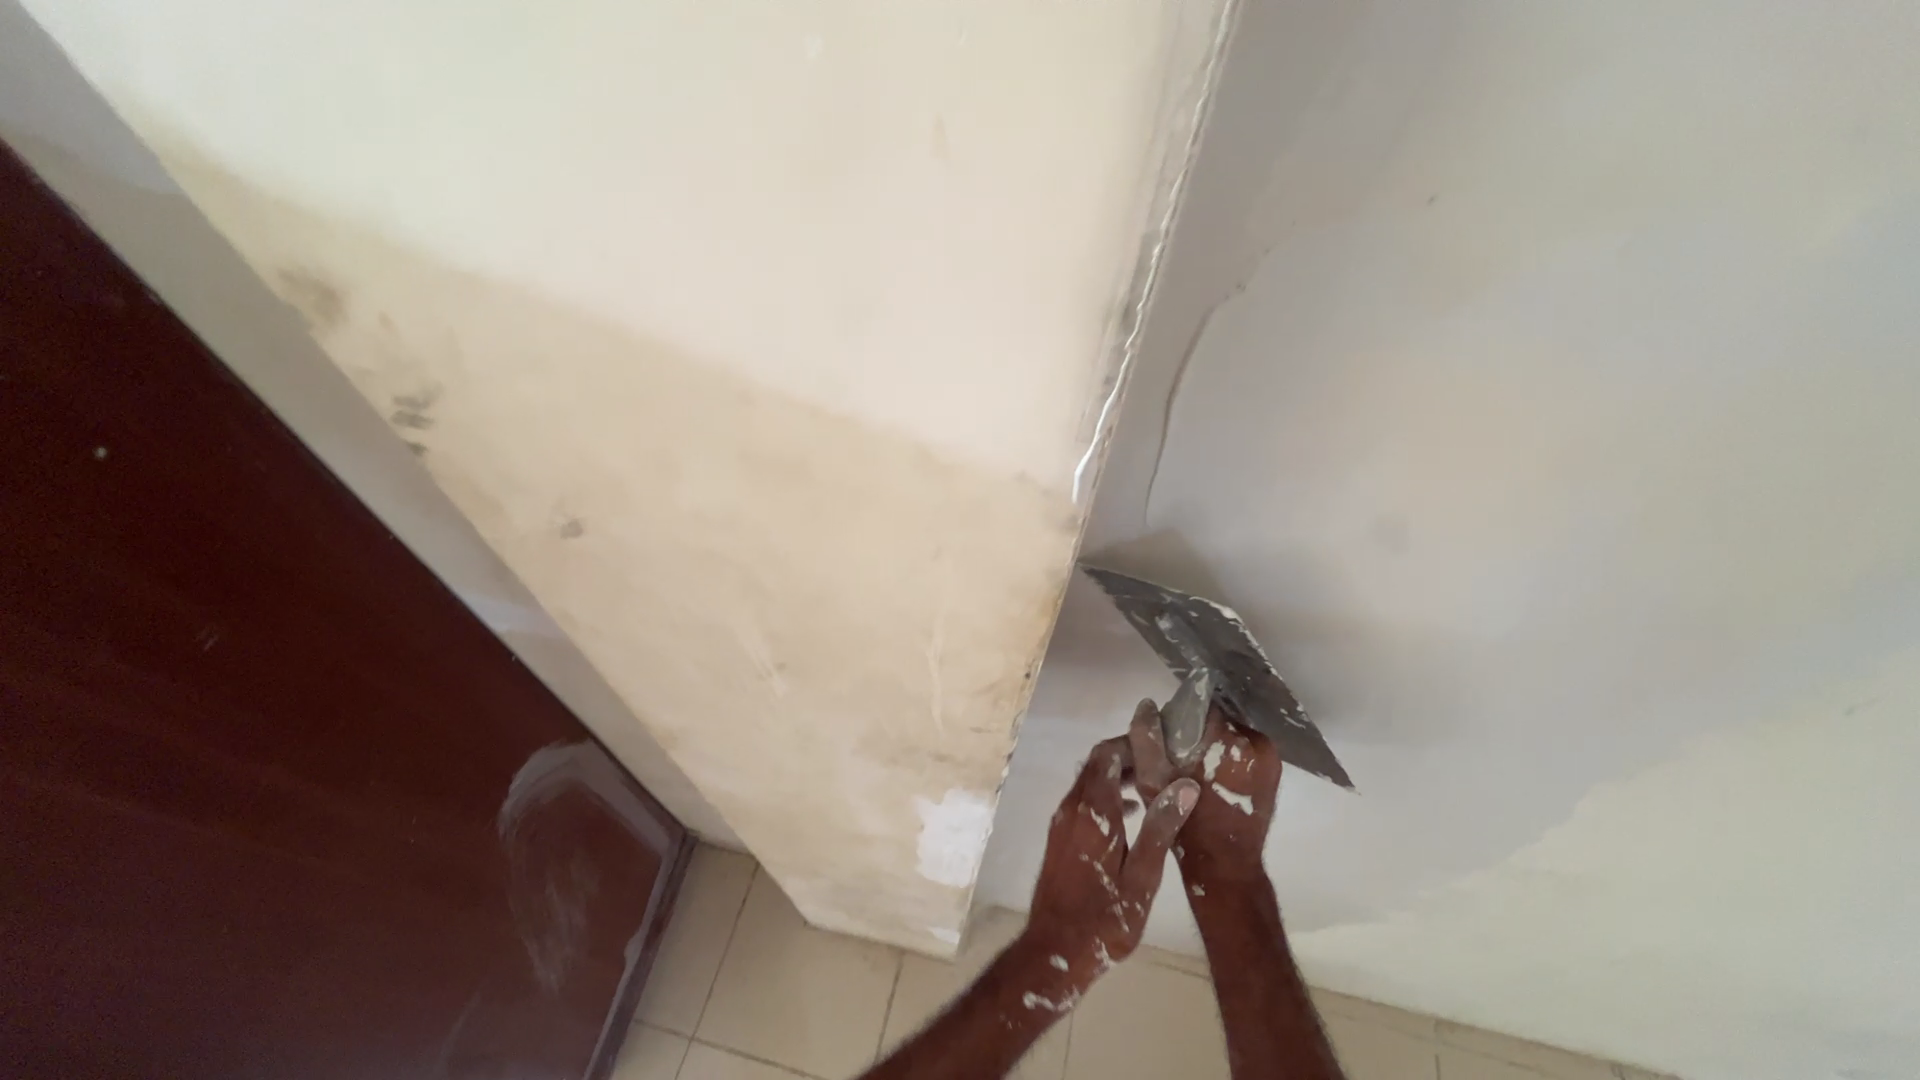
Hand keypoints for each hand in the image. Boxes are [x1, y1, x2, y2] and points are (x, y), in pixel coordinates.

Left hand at [1026, 737, 1198, 982]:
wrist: (1056, 949)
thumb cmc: (1105, 917)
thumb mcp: (1143, 876)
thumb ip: (1161, 826)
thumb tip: (1184, 784)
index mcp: (1093, 811)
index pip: (1107, 755)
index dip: (1132, 742)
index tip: (1162, 743)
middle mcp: (1072, 808)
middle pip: (1095, 764)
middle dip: (1127, 756)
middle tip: (1162, 761)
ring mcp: (1062, 822)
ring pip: (1088, 782)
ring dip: (1117, 776)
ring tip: (1153, 784)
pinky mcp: (1060, 837)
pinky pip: (1083, 801)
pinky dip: (1106, 796)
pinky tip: (1131, 814)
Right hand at [1127, 698, 1280, 882]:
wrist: (1226, 865)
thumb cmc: (1186, 821)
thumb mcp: (1153, 780)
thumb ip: (1146, 738)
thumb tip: (1147, 705)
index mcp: (1226, 734)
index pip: (1200, 705)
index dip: (1180, 716)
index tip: (1168, 737)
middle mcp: (1254, 739)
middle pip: (1218, 720)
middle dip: (1198, 732)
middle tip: (1179, 756)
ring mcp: (1270, 757)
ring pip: (1232, 736)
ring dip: (1214, 745)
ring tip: (1195, 769)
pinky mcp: (1275, 774)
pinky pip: (1245, 753)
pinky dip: (1229, 759)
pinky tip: (1213, 779)